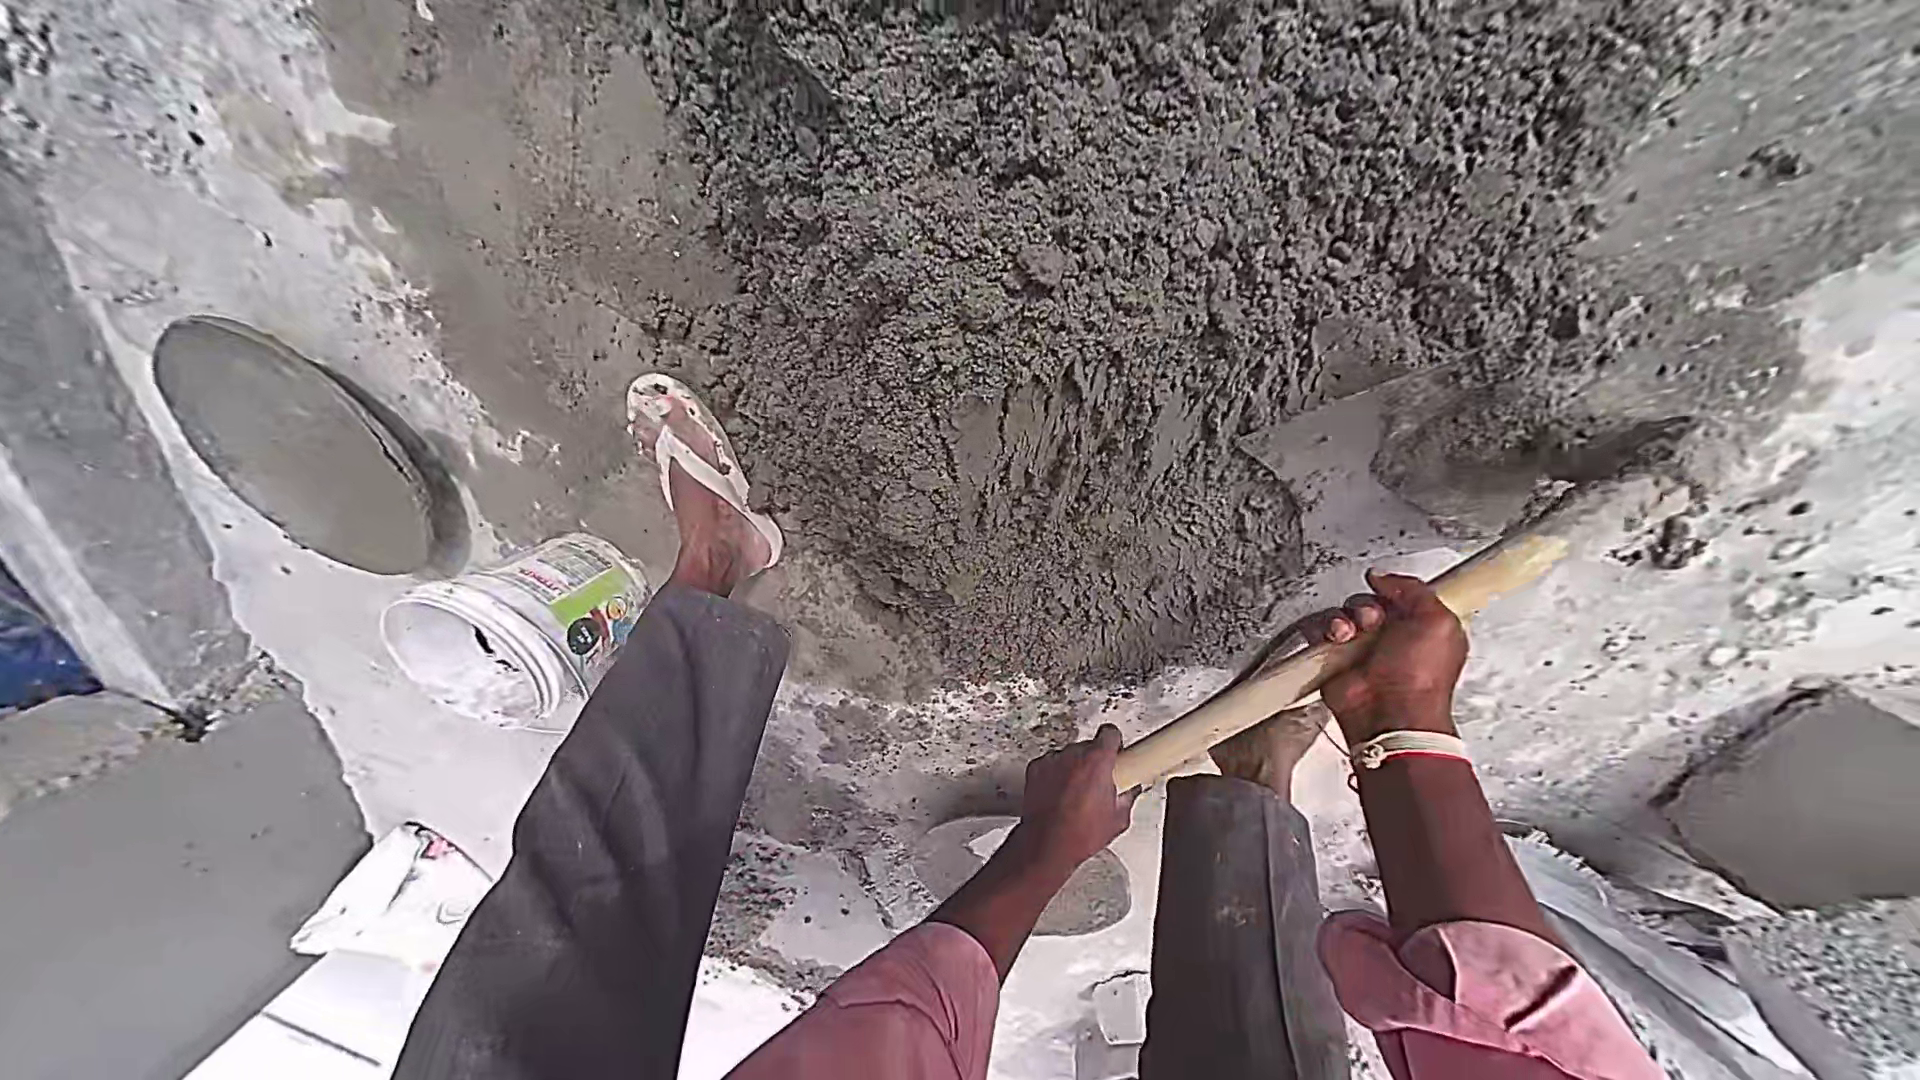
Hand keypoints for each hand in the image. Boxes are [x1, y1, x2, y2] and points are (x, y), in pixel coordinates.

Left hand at [1014, 724, 1137, 873]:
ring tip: (1075, 794)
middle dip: (1093, 760)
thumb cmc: (1080, 833)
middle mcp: (1074, 755)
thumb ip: (1128, 797)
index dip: (1114, 741)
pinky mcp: (1036, 767)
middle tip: (1096, 782)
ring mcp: (1053, 759)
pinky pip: (1050, 764)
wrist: (1047, 843)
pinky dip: (1054, 774)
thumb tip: (1131, 791)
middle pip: (1088, 746)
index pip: (1109, 733)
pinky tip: (1059, 795)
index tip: (1116, 750)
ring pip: (1068, 755)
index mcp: (1097, 761)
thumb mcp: (1118, 819)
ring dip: (1073, 767)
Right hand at [1303, 570, 1467, 742]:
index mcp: (1421, 627)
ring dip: (1341, 619)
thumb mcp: (1438, 621)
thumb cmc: (1420, 675)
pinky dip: (1320, 630)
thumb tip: (1383, 576)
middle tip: (1372, 621)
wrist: (1388, 709)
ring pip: (1340, 613)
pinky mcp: (1333, 657)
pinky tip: (1333, 640)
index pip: (1399, 594)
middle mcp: (1390, 636)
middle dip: (1365, 607)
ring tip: (1348, 634)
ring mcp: (1360, 647)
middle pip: (1366, 602)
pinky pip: (1316, 629)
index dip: (1391, 591)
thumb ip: (1414, 590)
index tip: (1387, 592)